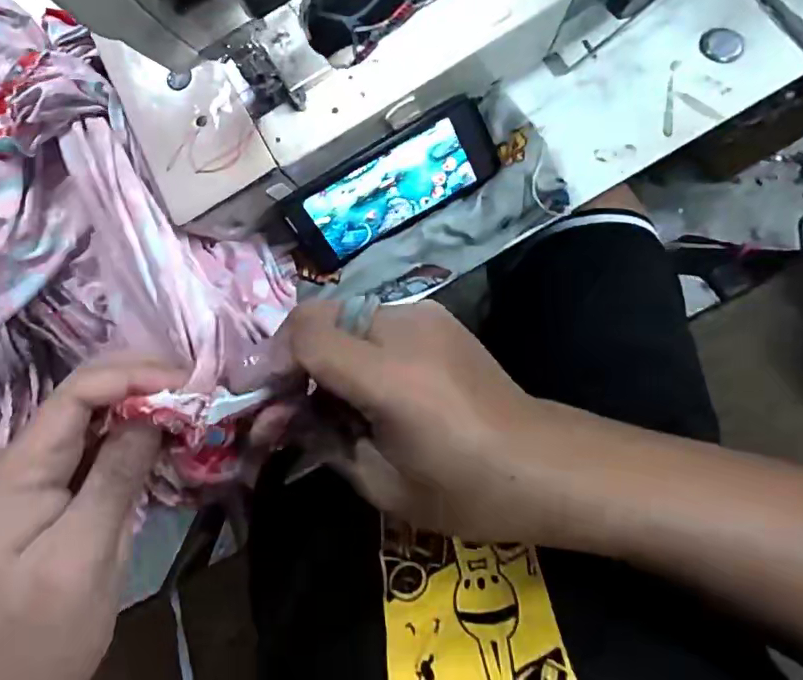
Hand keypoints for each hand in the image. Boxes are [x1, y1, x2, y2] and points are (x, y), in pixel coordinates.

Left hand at [0, 357, 188, 679]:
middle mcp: (36, 460)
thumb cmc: (35, 637)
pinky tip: (175, 440)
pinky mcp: (70, 499)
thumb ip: (114, 476)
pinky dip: (145, 438)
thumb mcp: (80, 558)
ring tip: (196, 408)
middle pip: (92, 395)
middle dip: (146, 383)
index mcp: (25, 466)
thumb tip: (155, 410)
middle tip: (200, 392)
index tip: (189, 385)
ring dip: (150, 408)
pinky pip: (109, 450)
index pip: (80, 390)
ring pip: (104, 419)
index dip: (135, 375)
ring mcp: (52, 479)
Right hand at [282, 299, 585, 543]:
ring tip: (327, 399)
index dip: (273, 360)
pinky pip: (374, 317)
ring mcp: (422, 312)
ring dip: (324, 349)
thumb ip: (320, 439)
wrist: (541, 459)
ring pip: (345, 314)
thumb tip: (274, 418)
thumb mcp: (381, 483)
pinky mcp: (434, 313)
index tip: (261, 398)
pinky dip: (354, 343)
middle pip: (320, 315)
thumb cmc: (463, 490)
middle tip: (287, 405)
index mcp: (390, 374)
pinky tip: (365, 384)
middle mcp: (404, 325)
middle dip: (293, 355)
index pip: (307, 332)